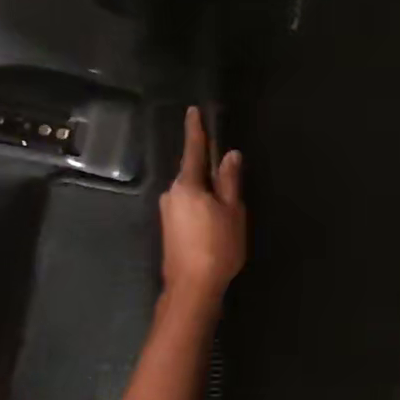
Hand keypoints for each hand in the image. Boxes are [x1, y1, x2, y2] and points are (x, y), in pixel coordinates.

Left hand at [160, 107, 244, 296]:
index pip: (193, 150)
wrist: (191, 288)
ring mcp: (167, 212)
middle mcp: (171, 193)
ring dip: (206, 191)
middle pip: (192, 173)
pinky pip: (187, 206)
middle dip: (208, 170)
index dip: (196, 130)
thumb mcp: (232, 211)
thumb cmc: (217, 247)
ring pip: (190, 191)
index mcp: (187, 185)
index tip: (192, 111)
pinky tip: (213, 219)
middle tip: (229, 176)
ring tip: (226, 206)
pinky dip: (200, 205)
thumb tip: (229, 155)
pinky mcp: (168, 228)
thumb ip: (230, 181)